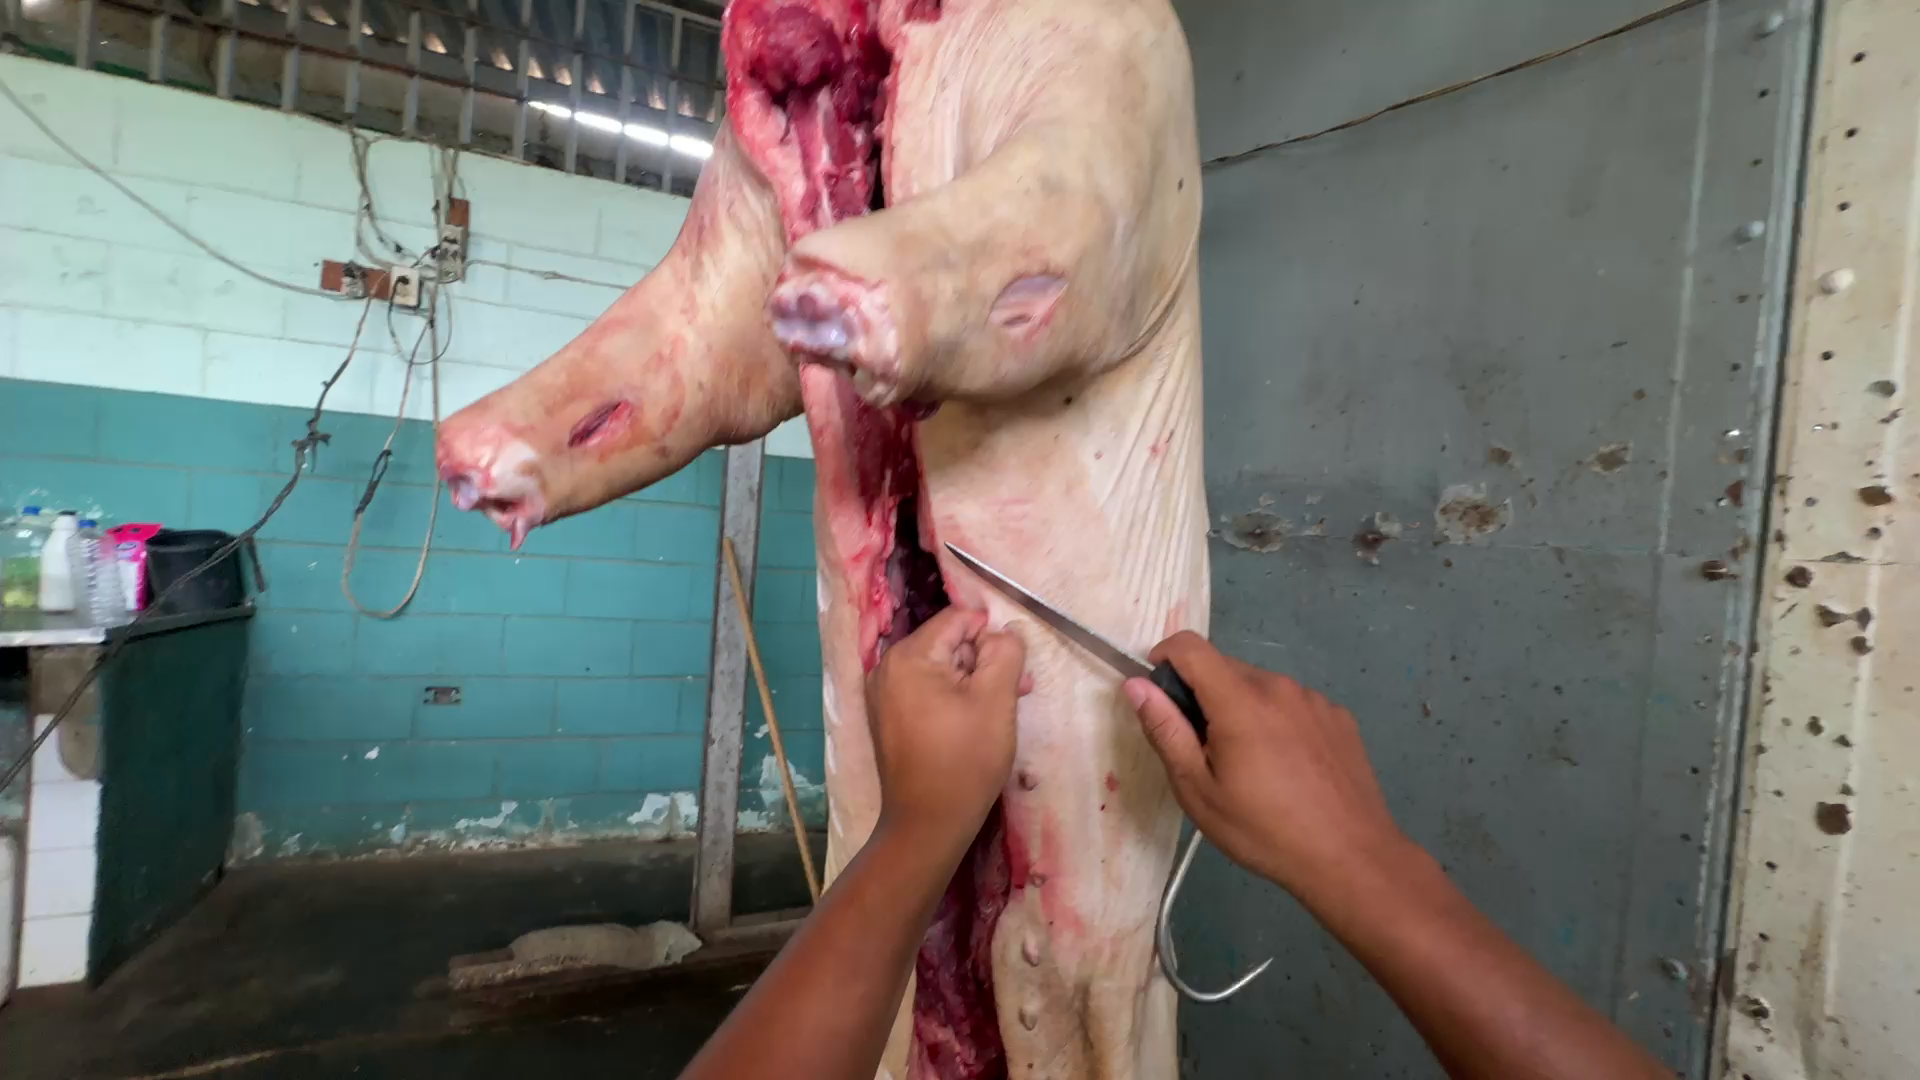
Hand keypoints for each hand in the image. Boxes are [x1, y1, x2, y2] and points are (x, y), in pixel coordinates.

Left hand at [866, 606, 1030, 851]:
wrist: (927, 825)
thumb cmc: (965, 760)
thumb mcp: (996, 700)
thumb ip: (1005, 653)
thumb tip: (1006, 629)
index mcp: (908, 656)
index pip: (957, 619)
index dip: (990, 636)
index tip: (1013, 667)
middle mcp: (887, 667)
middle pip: (947, 643)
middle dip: (984, 660)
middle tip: (1019, 689)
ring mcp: (883, 694)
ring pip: (940, 668)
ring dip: (973, 680)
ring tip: (1005, 707)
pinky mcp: (887, 717)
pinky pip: (926, 690)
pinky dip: (952, 697)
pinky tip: (977, 719)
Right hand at [1124, 632, 1406, 899]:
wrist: (1354, 861)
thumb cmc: (1264, 830)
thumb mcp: (1197, 789)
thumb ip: (1165, 730)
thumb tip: (1137, 685)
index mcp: (1240, 701)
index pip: (1191, 646)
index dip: (1165, 656)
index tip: (1160, 691)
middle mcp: (1278, 687)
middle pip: (1223, 667)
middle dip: (1201, 694)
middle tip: (1204, 748)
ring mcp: (1313, 699)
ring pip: (1257, 685)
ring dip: (1239, 707)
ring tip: (1249, 763)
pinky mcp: (1337, 716)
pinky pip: (1290, 702)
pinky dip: (1274, 719)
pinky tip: (1287, 766)